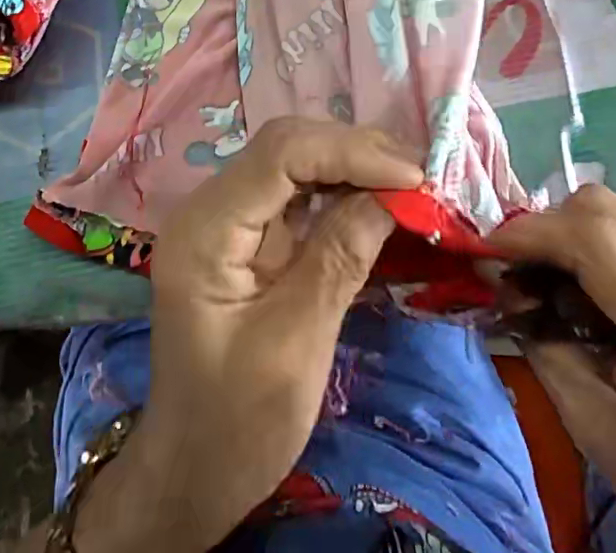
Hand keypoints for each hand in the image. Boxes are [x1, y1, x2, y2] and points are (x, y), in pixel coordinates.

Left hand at [73, 118, 422, 552]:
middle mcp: (208, 209)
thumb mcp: (296, 344)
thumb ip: (339, 259)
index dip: (350, 152)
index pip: (278, 155)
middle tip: (423, 177)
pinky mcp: (244, 239)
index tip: (416, 176)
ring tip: (412, 184)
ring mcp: (224, 221)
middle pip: (284, 149)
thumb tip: (394, 193)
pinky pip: (294, 196)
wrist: (192, 467)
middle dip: (354, 153)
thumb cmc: (238, 422)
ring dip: (351, 167)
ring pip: (292, 164)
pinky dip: (339, 192)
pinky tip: (377, 201)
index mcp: (205, 230)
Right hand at [485, 185, 615, 552]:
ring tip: (557, 288)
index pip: (598, 241)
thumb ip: (539, 339)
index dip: (533, 232)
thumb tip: (500, 279)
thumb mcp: (587, 420)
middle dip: (545, 229)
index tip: (490, 251)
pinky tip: (604, 300)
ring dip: (572, 240)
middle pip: (607, 212)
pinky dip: (606, 255)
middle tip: (517, 268)